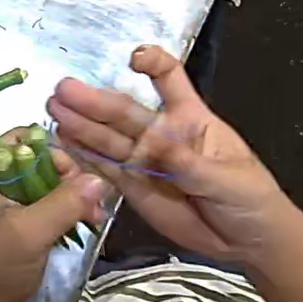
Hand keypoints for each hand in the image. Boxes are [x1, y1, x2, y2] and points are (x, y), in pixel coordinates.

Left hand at [0, 128, 108, 301]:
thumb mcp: (29, 231)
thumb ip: (63, 203)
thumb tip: (100, 178)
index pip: (21, 139)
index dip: (49, 150)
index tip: (72, 173)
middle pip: (41, 158)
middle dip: (69, 176)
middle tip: (90, 199)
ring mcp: (11, 197)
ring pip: (51, 178)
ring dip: (75, 193)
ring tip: (94, 215)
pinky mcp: (25, 214)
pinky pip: (54, 198)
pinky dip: (72, 206)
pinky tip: (89, 219)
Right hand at [48, 45, 301, 264]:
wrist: (247, 241)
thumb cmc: (248, 197)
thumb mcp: (226, 178)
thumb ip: (188, 162)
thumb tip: (154, 142)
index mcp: (191, 117)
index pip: (169, 78)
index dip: (152, 64)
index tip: (133, 60)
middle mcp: (162, 132)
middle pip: (126, 111)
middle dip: (96, 101)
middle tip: (64, 89)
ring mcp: (145, 159)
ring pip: (109, 139)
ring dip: (82, 124)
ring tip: (54, 109)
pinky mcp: (133, 187)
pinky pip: (106, 169)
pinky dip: (84, 157)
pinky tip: (63, 143)